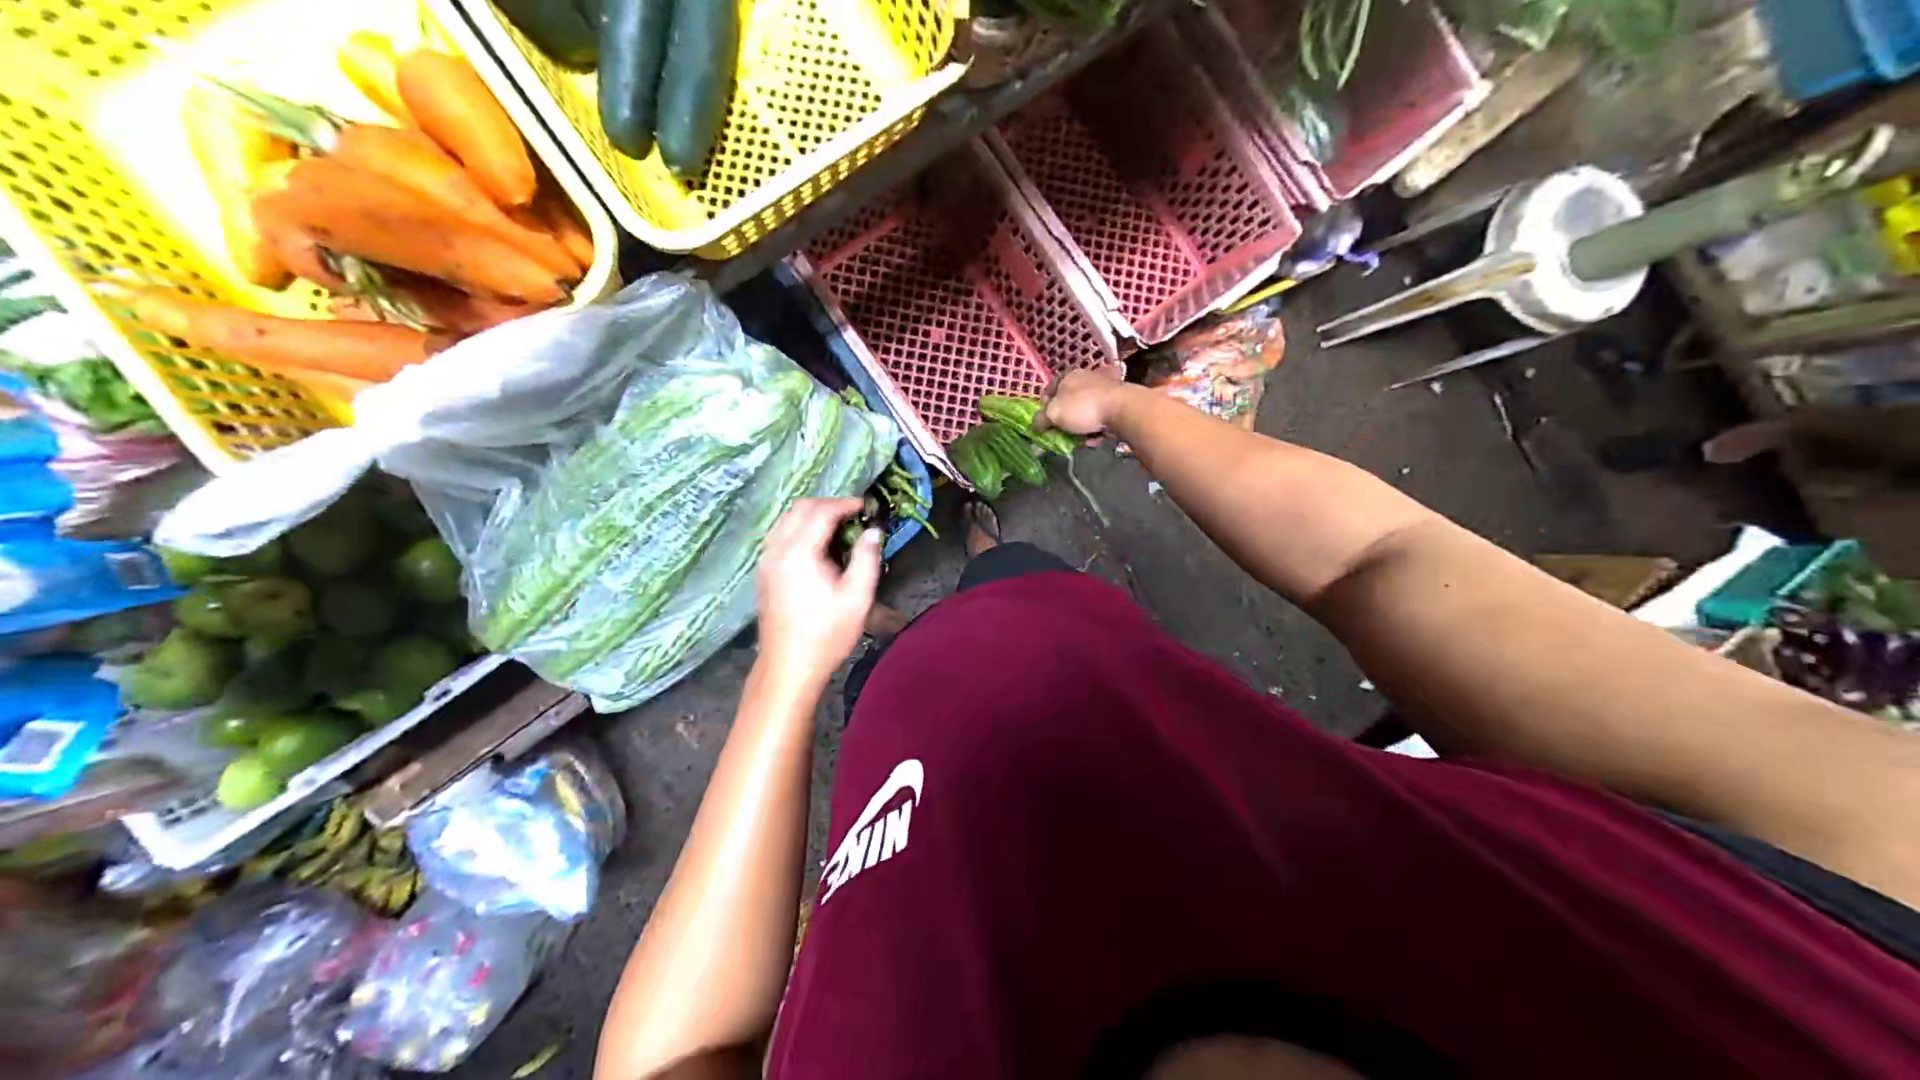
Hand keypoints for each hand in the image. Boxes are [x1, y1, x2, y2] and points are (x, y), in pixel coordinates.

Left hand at [756, 498, 882, 689]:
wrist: (789, 666)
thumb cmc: (826, 634)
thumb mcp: (857, 597)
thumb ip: (867, 558)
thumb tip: (874, 532)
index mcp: (799, 553)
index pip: (820, 511)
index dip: (845, 504)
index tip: (866, 507)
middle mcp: (776, 550)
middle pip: (799, 509)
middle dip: (827, 504)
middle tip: (853, 514)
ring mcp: (766, 561)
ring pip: (786, 520)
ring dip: (812, 515)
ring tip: (838, 526)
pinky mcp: (764, 573)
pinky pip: (780, 535)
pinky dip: (800, 529)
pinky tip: (818, 546)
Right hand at [1036, 365, 1127, 435]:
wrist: (1121, 409)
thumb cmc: (1082, 407)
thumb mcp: (1053, 415)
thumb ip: (1041, 420)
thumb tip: (1036, 425)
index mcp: (1068, 377)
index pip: (1049, 388)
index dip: (1044, 406)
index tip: (1044, 421)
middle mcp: (1085, 378)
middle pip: (1068, 402)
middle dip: (1065, 421)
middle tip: (1063, 434)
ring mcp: (1103, 389)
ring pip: (1085, 412)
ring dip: (1082, 428)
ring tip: (1082, 439)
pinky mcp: (1117, 401)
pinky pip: (1100, 417)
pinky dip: (1097, 428)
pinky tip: (1097, 437)